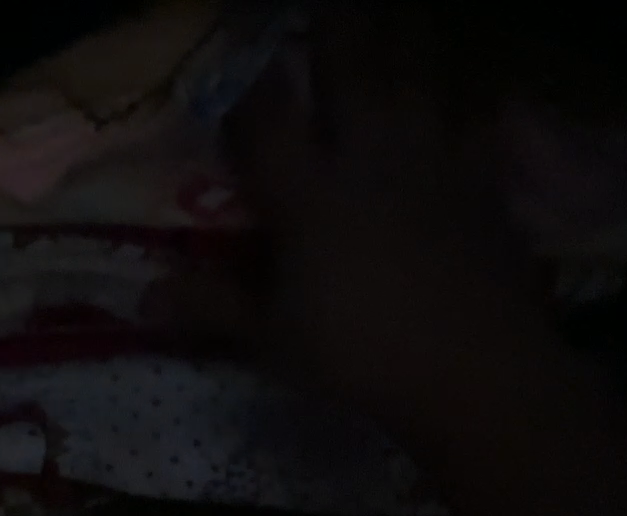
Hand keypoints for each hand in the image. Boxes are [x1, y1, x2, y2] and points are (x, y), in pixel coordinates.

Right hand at [226, 7, 559, 445]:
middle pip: (349, 68)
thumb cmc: (353, 353)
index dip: (245, 87)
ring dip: (398, 40)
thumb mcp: (267, 336)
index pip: (265, 120)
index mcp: (308, 195)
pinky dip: (458, 96)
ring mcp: (433, 159)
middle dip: (332, 28)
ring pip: (416, 74)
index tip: (234, 60)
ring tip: (387, 21)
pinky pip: (470, 115)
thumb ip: (209, 305)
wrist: (472, 368)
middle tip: (322, 6)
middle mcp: (369, 156)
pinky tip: (456, 96)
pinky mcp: (481, 178)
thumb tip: (144, 297)